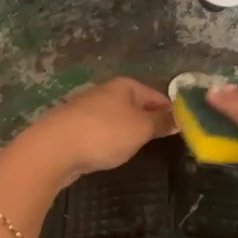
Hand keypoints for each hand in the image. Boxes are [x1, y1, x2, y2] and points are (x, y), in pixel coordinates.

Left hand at [7, 77, 175, 187]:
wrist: (54, 149)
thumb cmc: (105, 134)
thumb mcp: (141, 128)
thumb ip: (162, 122)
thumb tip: (180, 116)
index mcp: (126, 86)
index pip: (158, 96)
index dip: (172, 111)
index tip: (183, 129)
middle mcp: (107, 91)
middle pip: (137, 105)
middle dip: (150, 121)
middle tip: (164, 141)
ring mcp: (88, 108)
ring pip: (119, 118)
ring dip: (130, 130)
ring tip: (141, 148)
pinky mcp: (75, 126)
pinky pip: (103, 130)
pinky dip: (112, 138)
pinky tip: (114, 151)